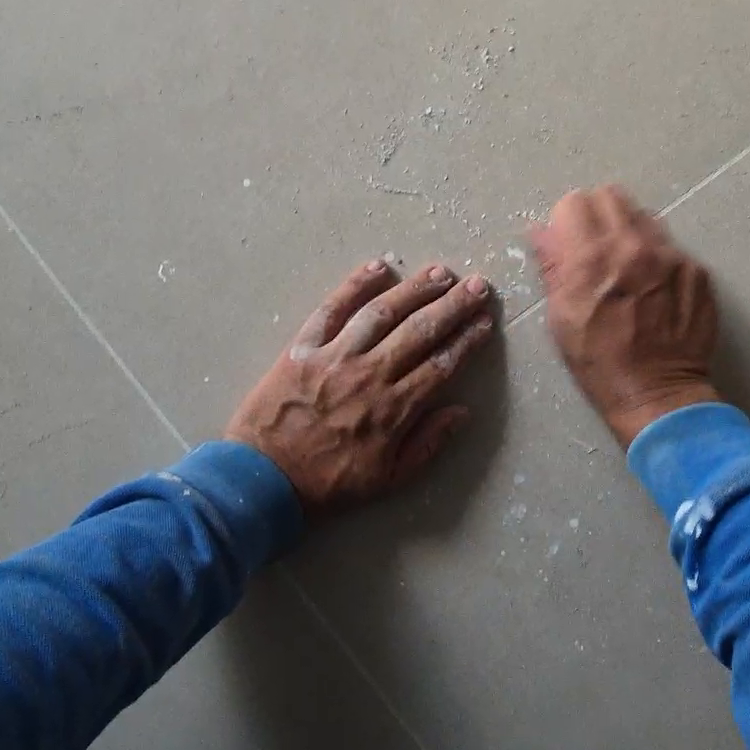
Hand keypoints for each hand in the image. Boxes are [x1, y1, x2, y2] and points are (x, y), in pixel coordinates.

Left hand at [226, 260, 495, 511]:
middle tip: (476, 285)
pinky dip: (355, 285)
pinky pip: (332, 309)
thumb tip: (461, 411)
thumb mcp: (389, 479)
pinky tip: (378, 267)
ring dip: (414, 289)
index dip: (467, 340)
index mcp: (395, 408)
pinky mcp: (303, 347)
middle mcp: (370, 374)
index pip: (442, 364)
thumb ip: (428, 444)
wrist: (264, 479)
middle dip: (453, 306)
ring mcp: (335, 357)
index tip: (485, 320)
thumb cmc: (330, 482)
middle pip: (420, 330)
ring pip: (382, 312)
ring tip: (439, 272)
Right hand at [531, 185, 719, 448]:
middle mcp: (634, 246)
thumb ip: (553, 267)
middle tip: (596, 249)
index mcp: (592, 259)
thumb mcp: (560, 319)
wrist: (657, 394)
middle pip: (611, 196)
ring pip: (643, 216)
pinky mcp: (697, 270)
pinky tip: (654, 290)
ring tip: (627, 268)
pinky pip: (670, 245)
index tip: (567, 244)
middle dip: (597, 217)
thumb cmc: (599, 363)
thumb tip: (542, 232)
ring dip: (629, 232)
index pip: (574, 202)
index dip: (566, 222)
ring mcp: (671, 256)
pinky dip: (657, 258)